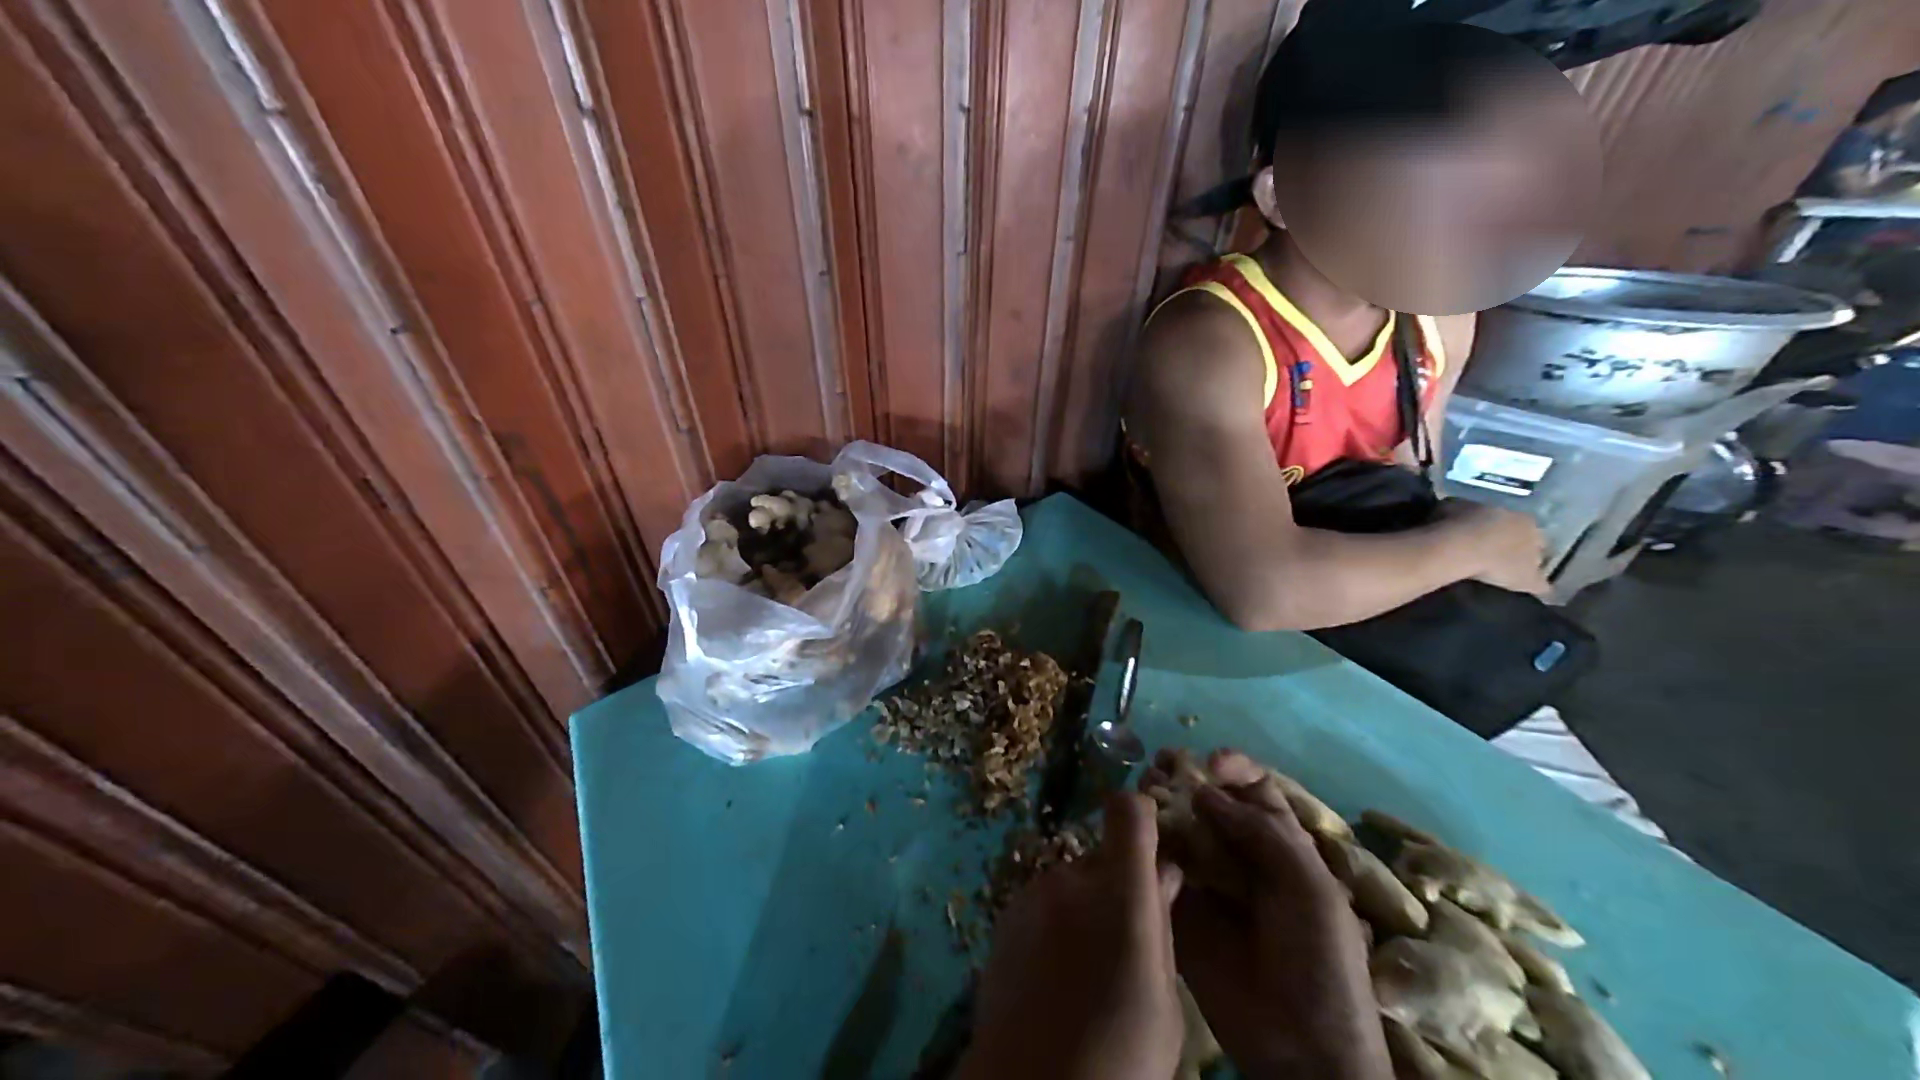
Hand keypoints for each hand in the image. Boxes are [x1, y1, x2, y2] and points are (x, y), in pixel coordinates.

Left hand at [955, 793, 1185, 1079]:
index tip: (1155, 843)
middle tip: (1128, 933)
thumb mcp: (1166, 1000)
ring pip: (1073, 879)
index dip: (1143, 816)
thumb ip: (1162, 925)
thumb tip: (1164, 874)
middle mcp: (1071, 878)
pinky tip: (1058, 970)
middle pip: (1103, 853)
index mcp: (1120, 894)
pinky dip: (1058, 920)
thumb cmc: (1120, 1057)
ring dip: (1087, 903)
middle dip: (1120, 880)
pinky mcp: (1005, 914)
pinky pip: (1045, 901)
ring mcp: (1032, 893)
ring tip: (1091, 963)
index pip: (1128, 812)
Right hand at [1167, 751, 1393, 1079]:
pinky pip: (1157, 867)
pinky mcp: (1177, 907)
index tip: (1209, 765)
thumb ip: (1263, 834)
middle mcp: (1239, 852)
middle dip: (1184, 778)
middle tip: (1160, 770)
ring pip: (1178, 827)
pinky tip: (1132, 833)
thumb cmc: (1321, 960)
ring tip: (1143, 794)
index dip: (1231, 768)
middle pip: (1207, 800)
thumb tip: (1203, 792)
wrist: (1303, 1048)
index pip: (1252, 787)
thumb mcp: (1310, 889)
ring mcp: (1205, 879)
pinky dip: (1144, 845)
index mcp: (1281, 843)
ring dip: (1160, 804)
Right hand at [1439, 500, 1549, 595]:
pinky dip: (1537, 590)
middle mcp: (1534, 536)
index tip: (1493, 535)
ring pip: (1538, 564)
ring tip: (1506, 574)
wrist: (1463, 545)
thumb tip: (1458, 514)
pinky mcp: (1530, 581)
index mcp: (1520, 517)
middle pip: (1535, 543)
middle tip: (1498, 554)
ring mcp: (1535, 559)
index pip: (1523, 524)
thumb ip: (1464, 512)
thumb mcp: (1456, 507)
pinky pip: (1540, 587)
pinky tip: (1531, 594)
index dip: (1508, 531)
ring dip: (1525, 567)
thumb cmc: (1458, 521)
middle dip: (1520, 548)